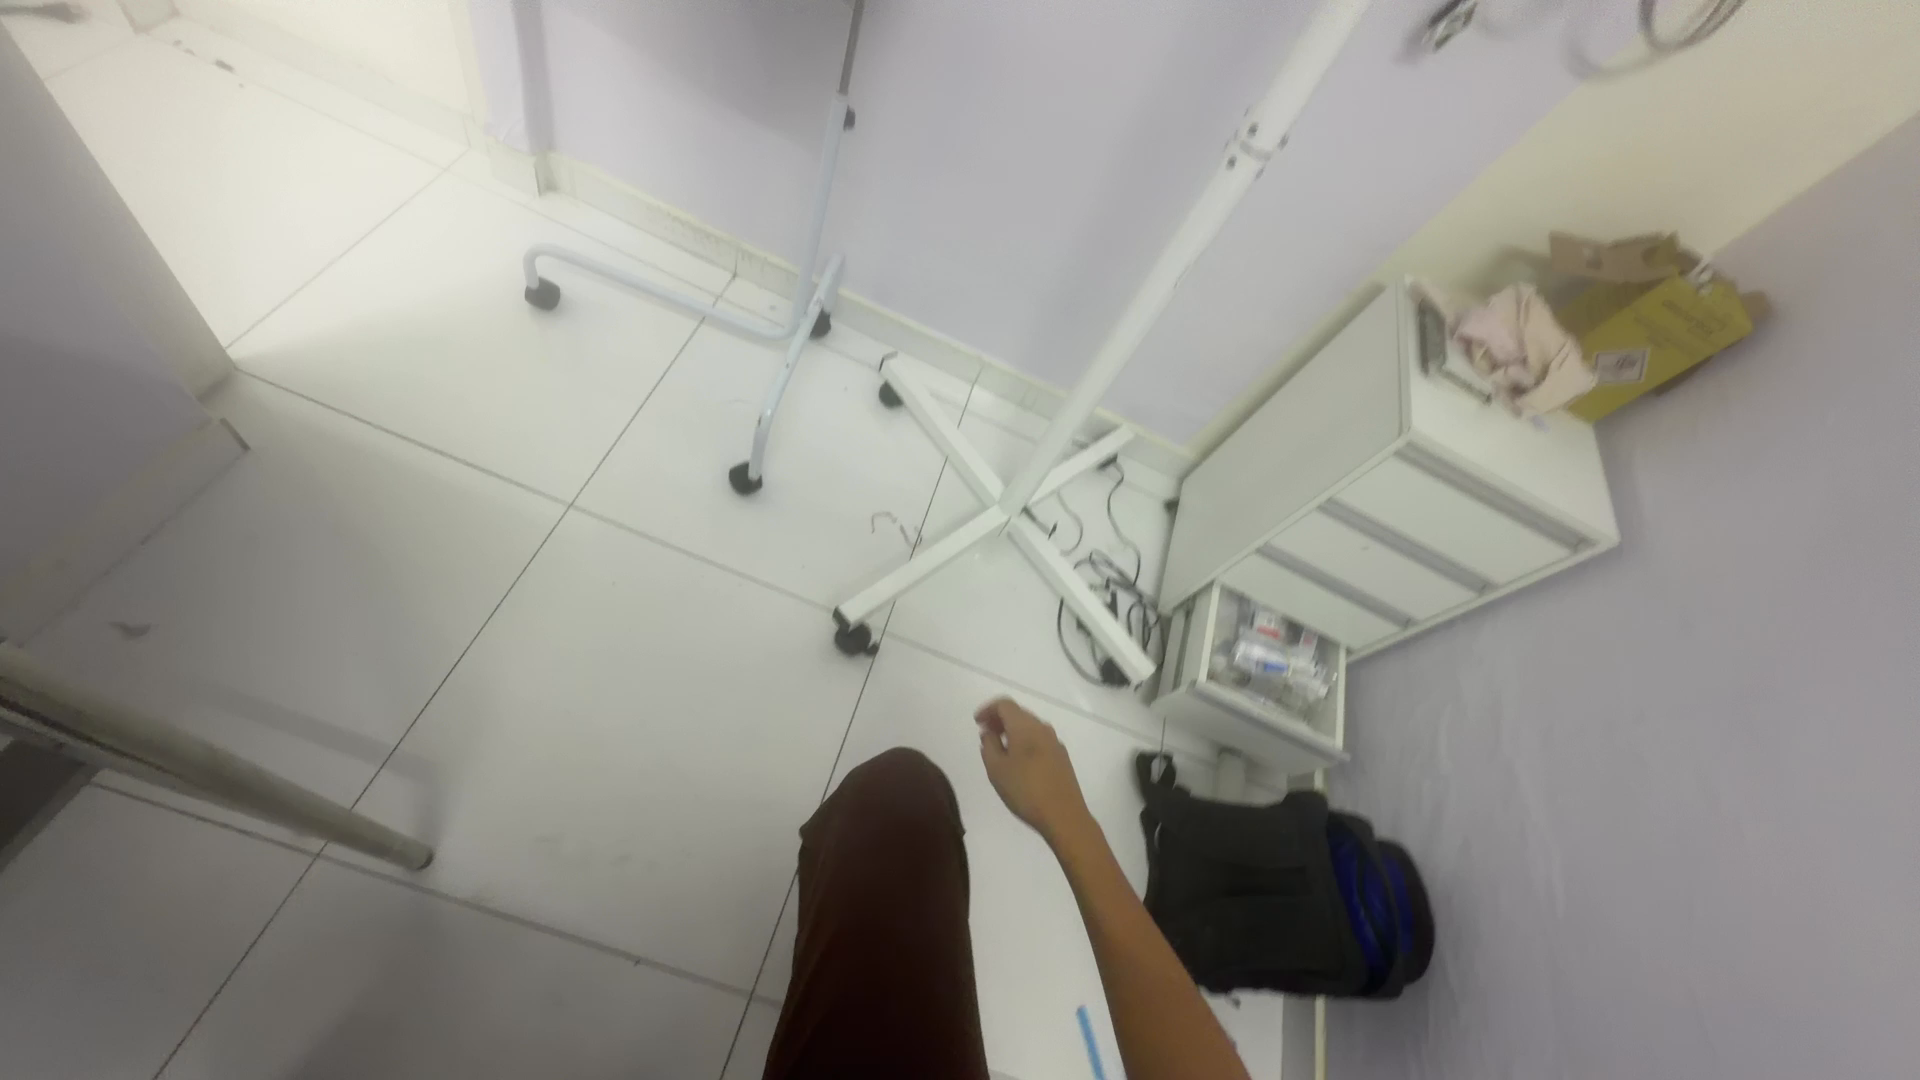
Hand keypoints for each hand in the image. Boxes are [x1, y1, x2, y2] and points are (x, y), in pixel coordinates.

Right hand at [975, 697, 1093, 844]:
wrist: (1064, 816)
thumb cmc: (1025, 791)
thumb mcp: (996, 769)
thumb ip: (989, 745)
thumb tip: (989, 732)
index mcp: (1025, 726)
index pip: (1005, 704)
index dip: (988, 709)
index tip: (977, 723)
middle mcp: (1042, 728)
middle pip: (1018, 713)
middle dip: (999, 719)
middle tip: (985, 734)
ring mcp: (1055, 742)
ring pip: (1029, 726)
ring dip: (1012, 731)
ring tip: (999, 748)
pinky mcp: (1061, 756)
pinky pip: (1039, 739)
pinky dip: (1024, 741)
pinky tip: (1018, 760)